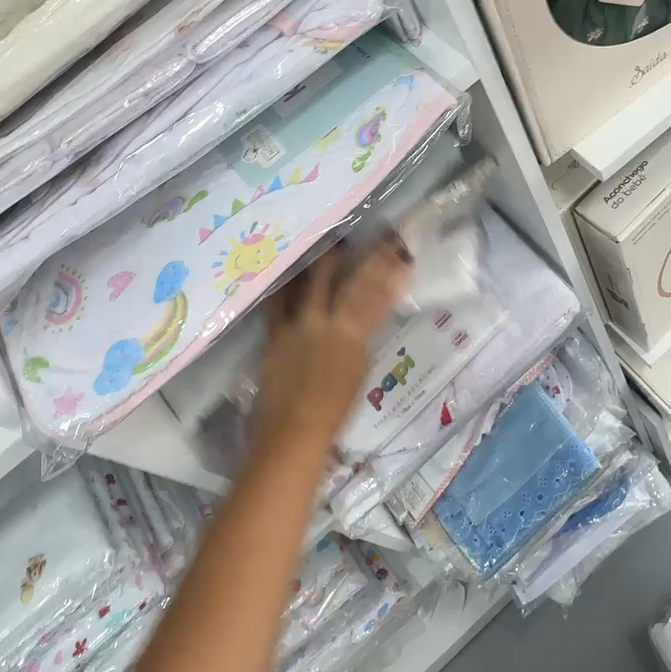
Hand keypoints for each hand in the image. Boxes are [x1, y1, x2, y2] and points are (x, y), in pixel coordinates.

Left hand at [255, 240, 411, 444]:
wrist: (294, 432)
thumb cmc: (334, 412)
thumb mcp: (358, 372)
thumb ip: (359, 342)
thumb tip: (362, 321)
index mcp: (352, 335)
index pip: (375, 294)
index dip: (386, 269)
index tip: (397, 251)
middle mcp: (325, 323)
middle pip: (341, 281)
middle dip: (352, 257)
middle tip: (356, 238)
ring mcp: (296, 327)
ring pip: (308, 285)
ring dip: (319, 264)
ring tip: (324, 247)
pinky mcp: (274, 336)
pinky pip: (278, 304)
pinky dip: (285, 289)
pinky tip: (286, 277)